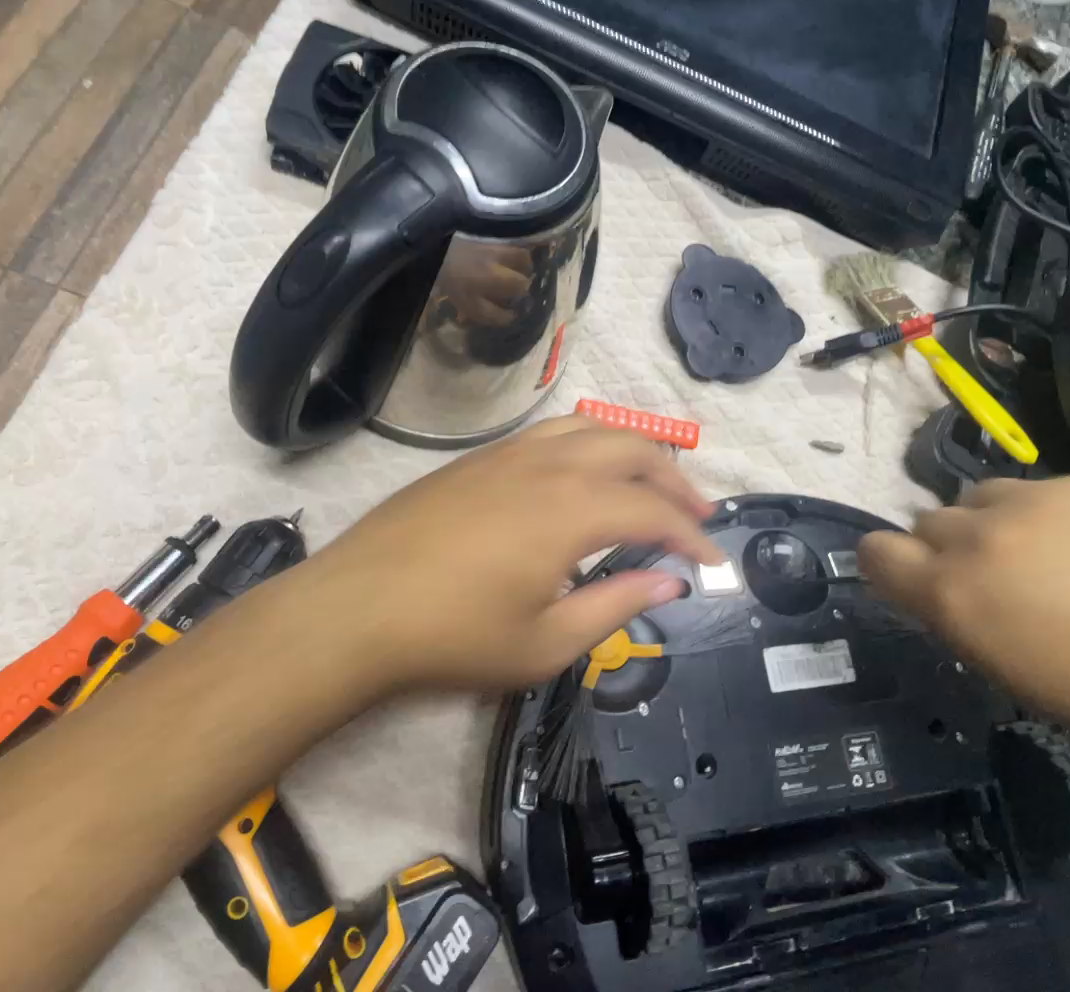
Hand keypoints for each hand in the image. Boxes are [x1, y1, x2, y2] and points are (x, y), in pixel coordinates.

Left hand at [287, 416, 724, 691]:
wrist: (355, 609)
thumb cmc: (454, 636)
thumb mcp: (545, 643)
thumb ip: (615, 607)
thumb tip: (669, 584)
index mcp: (572, 509)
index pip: (654, 511)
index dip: (692, 536)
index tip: (714, 562)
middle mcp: (547, 465)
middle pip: (632, 449)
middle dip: (674, 479)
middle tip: (696, 513)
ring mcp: (506, 455)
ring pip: (589, 427)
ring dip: (631, 449)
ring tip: (649, 480)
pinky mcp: (475, 460)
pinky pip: (549, 434)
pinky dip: (586, 444)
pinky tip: (581, 475)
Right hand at [856, 476, 1069, 757]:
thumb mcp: (1010, 671)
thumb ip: (957, 617)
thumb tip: (940, 588)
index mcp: (952, 594)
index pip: (874, 551)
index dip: (889, 566)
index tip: (917, 585)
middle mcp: (979, 536)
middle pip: (926, 523)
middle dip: (948, 549)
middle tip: (999, 582)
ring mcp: (1037, 500)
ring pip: (980, 498)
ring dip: (993, 524)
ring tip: (1048, 558)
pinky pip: (1040, 488)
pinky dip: (1050, 514)